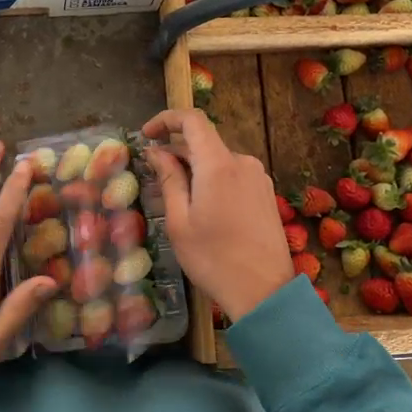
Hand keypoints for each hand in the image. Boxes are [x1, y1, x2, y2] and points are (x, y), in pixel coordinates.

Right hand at [141, 109, 292, 320]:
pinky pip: (233, 174)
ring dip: (194, 168)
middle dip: (176, 151)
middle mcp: (242, 162)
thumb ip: (169, 179)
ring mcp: (258, 177)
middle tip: (153, 176)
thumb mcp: (179, 221)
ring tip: (176, 198)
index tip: (146, 135)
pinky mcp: (265, 193)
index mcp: (218, 164)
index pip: (192, 120)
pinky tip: (202, 207)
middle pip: (204, 142)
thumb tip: (156, 152)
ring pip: (218, 160)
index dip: (166, 119)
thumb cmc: (213, 259)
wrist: (264, 292)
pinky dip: (212, 179)